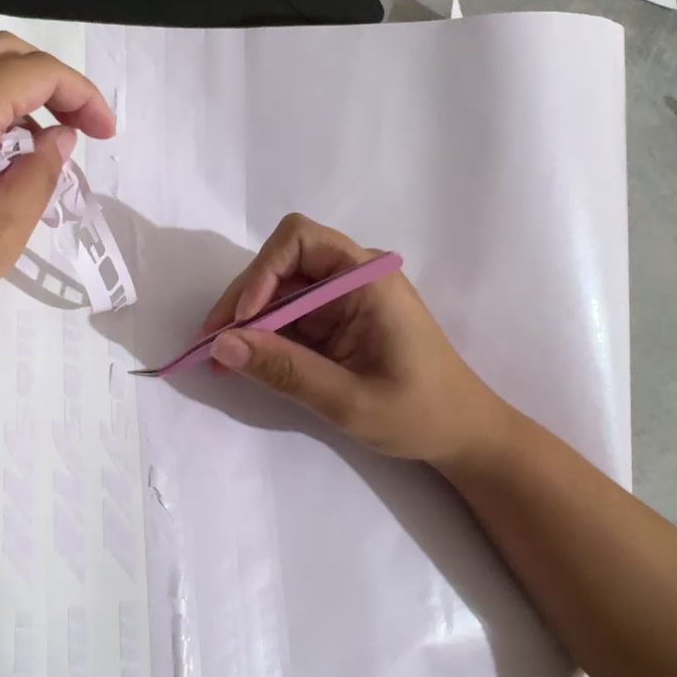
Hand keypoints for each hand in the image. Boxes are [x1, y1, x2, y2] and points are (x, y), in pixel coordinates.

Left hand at [0, 32, 116, 374]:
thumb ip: (37, 178)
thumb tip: (60, 136)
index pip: (33, 72)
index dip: (81, 95)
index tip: (106, 135)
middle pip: (4, 53)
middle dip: (55, 83)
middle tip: (85, 129)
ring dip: (22, 91)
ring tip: (52, 142)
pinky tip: (6, 150)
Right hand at [200, 213, 511, 468]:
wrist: (465, 436)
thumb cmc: (419, 415)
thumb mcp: (348, 401)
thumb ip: (284, 369)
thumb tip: (220, 346)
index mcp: (367, 280)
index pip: (299, 240)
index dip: (261, 271)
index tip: (241, 319)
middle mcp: (354, 276)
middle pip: (282, 261)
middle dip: (243, 298)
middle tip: (211, 344)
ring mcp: (345, 296)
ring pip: (280, 287)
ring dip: (248, 317)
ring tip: (219, 356)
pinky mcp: (338, 318)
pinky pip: (291, 312)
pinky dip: (264, 333)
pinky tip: (243, 358)